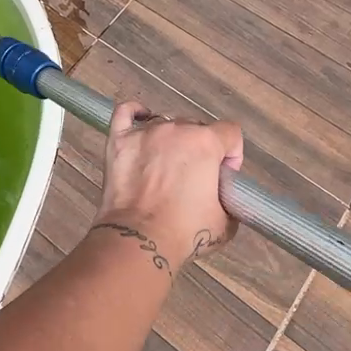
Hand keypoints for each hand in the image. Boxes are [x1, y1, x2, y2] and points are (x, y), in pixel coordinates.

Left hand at [90, 101, 242, 272]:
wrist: (138, 238)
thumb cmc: (185, 231)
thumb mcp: (227, 221)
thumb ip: (229, 197)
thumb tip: (221, 192)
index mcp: (206, 143)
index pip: (230, 133)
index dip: (231, 154)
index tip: (223, 175)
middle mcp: (176, 129)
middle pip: (196, 127)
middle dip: (200, 149)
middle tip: (192, 178)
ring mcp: (145, 131)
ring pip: (165, 123)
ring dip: (170, 140)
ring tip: (164, 167)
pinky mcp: (118, 139)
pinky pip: (126, 112)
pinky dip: (135, 114)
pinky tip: (141, 120)